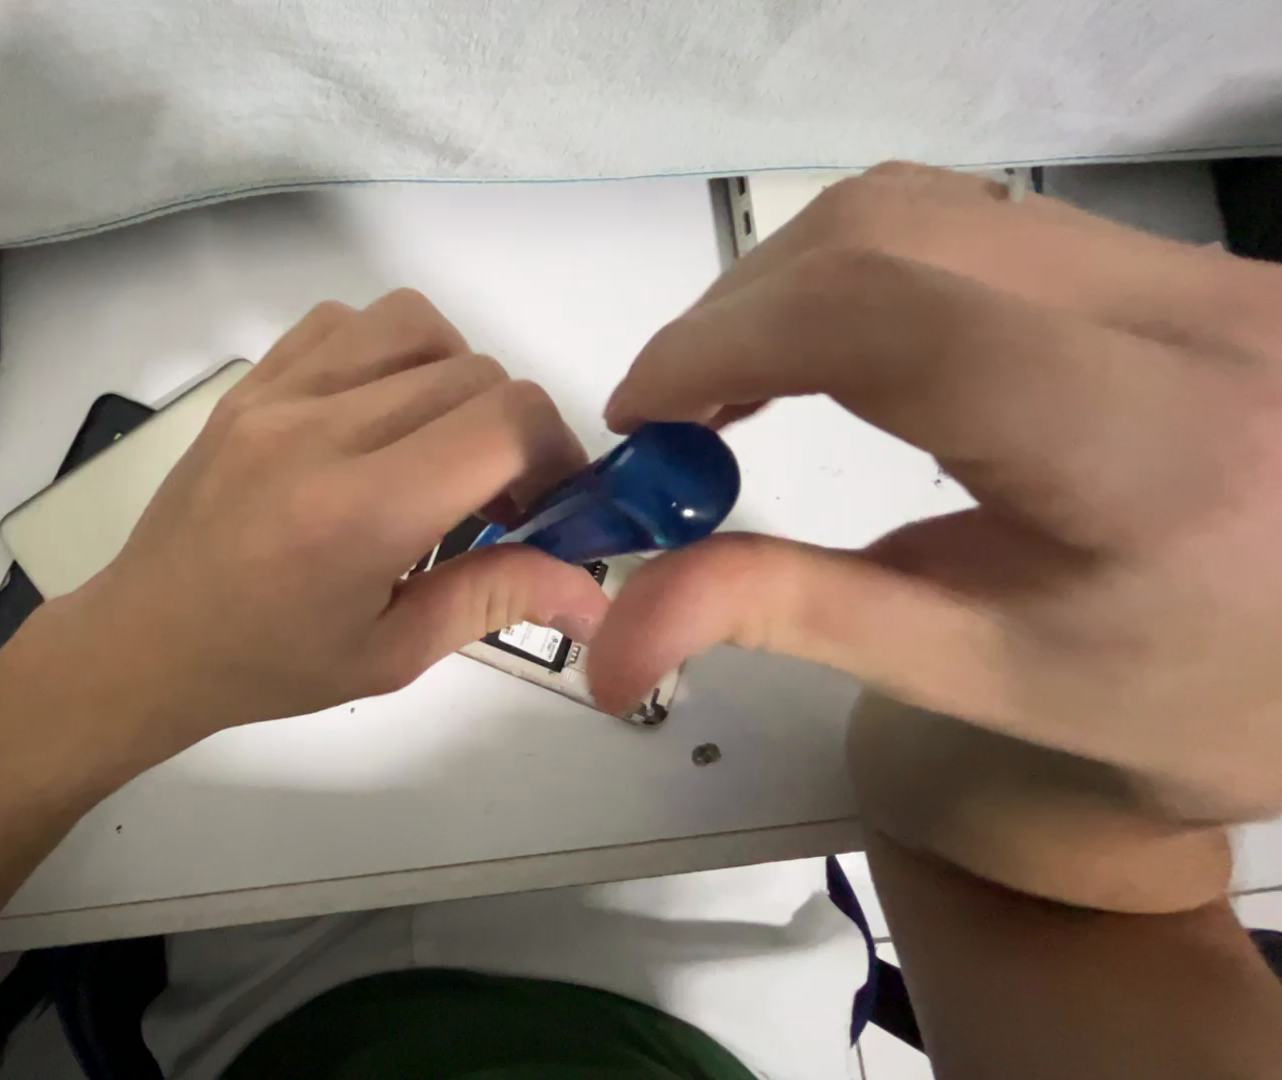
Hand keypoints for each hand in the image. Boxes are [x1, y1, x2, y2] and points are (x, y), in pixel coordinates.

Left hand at [39, 289, 608, 741]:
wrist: (147, 641)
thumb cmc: (267, 665)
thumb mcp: (389, 653)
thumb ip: (495, 598)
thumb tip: (593, 587)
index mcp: (358, 511)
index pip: (504, 420)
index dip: (554, 451)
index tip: (544, 501)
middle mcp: (317, 431)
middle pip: (471, 371)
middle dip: (511, 428)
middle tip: (493, 495)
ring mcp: (273, 396)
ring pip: (411, 323)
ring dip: (454, 374)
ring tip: (437, 442)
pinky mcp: (247, 386)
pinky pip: (340, 323)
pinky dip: (384, 352)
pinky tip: (375, 413)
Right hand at [591, 164, 1281, 886]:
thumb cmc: (1155, 690)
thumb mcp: (960, 667)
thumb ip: (777, 616)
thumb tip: (613, 632)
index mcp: (1151, 449)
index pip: (894, 323)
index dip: (722, 345)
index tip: (636, 415)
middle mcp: (1189, 313)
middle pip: (880, 236)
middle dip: (725, 319)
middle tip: (667, 417)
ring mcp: (1184, 261)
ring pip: (901, 208)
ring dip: (766, 291)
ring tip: (722, 389)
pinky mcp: (1152, 252)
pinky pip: (940, 217)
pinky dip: (823, 276)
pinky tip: (802, 353)